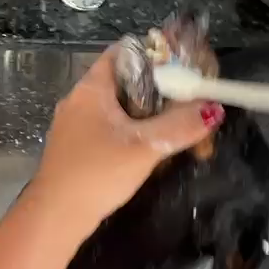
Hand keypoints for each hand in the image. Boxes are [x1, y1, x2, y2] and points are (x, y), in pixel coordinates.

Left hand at [26, 44, 220, 226]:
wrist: (56, 215)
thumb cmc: (97, 173)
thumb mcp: (145, 148)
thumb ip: (180, 125)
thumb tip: (213, 108)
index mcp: (90, 88)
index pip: (122, 52)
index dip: (154, 54)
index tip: (185, 66)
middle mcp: (79, 99)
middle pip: (125, 81)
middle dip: (159, 90)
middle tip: (190, 101)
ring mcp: (75, 124)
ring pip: (119, 108)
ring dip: (148, 115)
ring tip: (179, 127)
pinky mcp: (77, 146)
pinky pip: (110, 127)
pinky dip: (133, 132)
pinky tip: (153, 148)